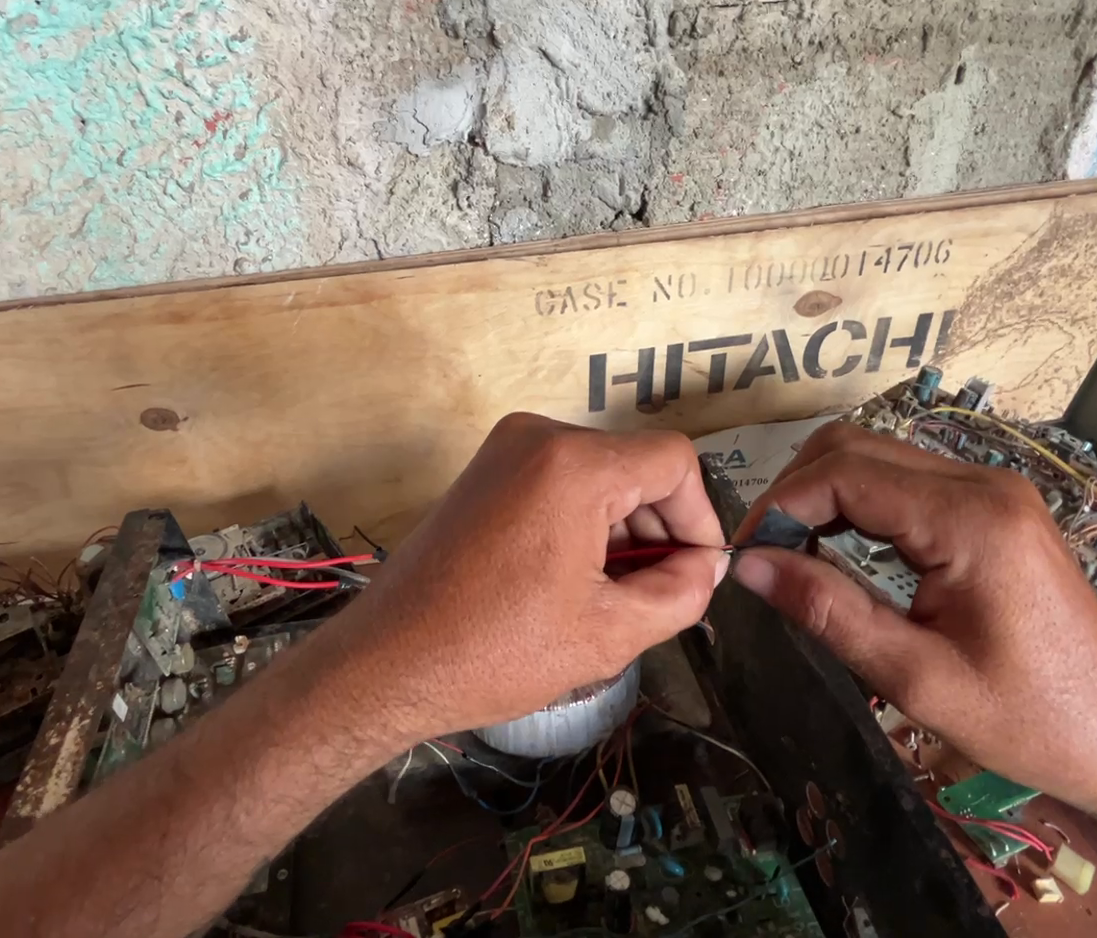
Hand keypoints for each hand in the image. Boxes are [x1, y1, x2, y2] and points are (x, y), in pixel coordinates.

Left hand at [313, 413, 728, 744]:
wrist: (389, 660)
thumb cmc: (498, 649)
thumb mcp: (610, 630)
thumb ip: (681, 591)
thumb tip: (706, 565)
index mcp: (573, 463)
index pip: (673, 461)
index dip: (698, 516)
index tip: (694, 571)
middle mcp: (537, 435)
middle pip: (634, 465)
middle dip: (656, 529)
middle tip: (651, 594)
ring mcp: (504, 448)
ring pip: (598, 474)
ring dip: (619, 529)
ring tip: (606, 594)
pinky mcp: (485, 469)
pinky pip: (559, 479)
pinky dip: (581, 520)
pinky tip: (570, 577)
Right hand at [730, 421, 1096, 822]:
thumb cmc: (1030, 722)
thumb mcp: (916, 678)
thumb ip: (828, 612)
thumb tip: (748, 566)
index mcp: (969, 518)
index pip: (842, 474)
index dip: (780, 505)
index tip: (747, 554)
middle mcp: (981, 484)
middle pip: (852, 447)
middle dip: (794, 491)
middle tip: (765, 551)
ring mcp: (990, 490)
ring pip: (873, 455)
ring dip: (820, 493)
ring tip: (791, 551)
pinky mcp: (991, 506)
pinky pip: (900, 480)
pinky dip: (853, 502)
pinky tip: (835, 545)